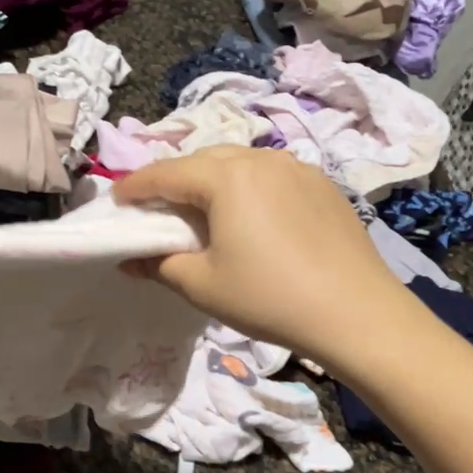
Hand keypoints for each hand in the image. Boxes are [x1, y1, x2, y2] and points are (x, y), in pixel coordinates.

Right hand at [113, 145, 425, 376]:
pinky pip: (271, 175)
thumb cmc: (269, 298)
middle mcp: (261, 159)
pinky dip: (247, 187)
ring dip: (212, 179)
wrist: (357, 313)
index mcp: (226, 177)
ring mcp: (297, 168)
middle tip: (156, 206)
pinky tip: (249, 215)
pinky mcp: (322, 185)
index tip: (115, 200)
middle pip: (203, 159)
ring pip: (240, 163)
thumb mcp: (202, 285)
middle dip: (174, 178)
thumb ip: (158, 265)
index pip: (166, 173)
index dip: (135, 186)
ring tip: (201, 208)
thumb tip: (128, 259)